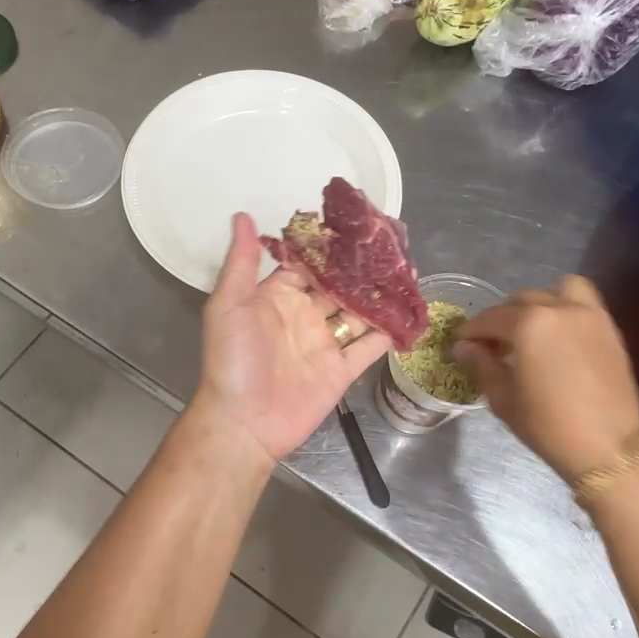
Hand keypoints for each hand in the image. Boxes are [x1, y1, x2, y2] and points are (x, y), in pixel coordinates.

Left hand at [191, 213, 392, 462]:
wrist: (244, 422)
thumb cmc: (232, 360)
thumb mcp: (228, 305)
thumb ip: (241, 262)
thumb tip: (242, 214)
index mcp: (276, 297)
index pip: (306, 265)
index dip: (327, 247)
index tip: (352, 223)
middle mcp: (304, 316)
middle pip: (338, 286)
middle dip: (360, 268)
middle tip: (390, 243)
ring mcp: (325, 343)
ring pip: (358, 313)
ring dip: (379, 296)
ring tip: (407, 272)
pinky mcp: (342, 370)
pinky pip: (369, 347)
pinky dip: (389, 333)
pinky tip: (410, 313)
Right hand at [454, 275, 638, 480]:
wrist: (607, 447)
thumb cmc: (548, 426)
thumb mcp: (503, 397)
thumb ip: (481, 364)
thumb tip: (463, 347)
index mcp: (529, 324)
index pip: (490, 319)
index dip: (470, 331)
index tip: (459, 344)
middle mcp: (560, 308)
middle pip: (521, 301)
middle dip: (501, 319)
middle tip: (491, 345)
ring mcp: (589, 315)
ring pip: (555, 291)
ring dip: (536, 304)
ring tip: (528, 331)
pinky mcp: (609, 328)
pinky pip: (583, 303)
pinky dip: (564, 309)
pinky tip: (555, 338)